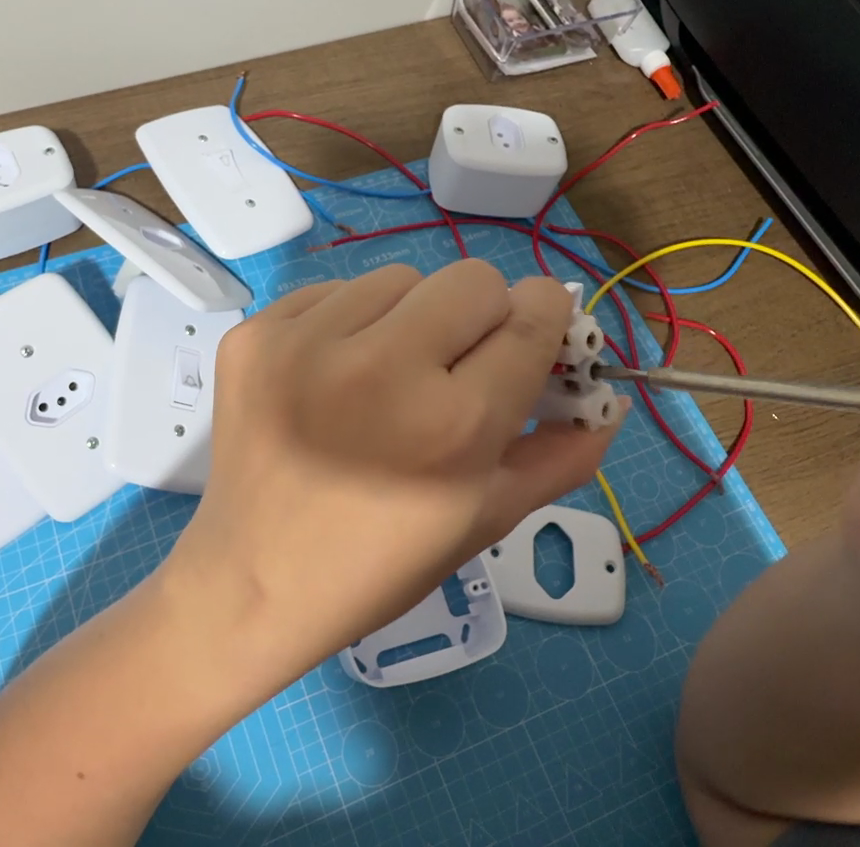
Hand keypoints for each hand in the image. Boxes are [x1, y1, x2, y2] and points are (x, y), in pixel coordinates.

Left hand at [161, 260, 623, 681]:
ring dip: (409, 317)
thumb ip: (562, 456)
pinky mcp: (256, 334)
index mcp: (455, 421)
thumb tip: (606, 401)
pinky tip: (329, 379)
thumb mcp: (485, 522)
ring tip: (383, 378)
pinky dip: (345, 323)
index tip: (528, 340)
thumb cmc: (378, 567)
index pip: (533, 312)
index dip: (543, 323)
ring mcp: (306, 342)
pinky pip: (331, 292)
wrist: (253, 581)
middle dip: (481, 316)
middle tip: (453, 366)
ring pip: (398, 278)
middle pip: (471, 279)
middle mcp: (382, 365)